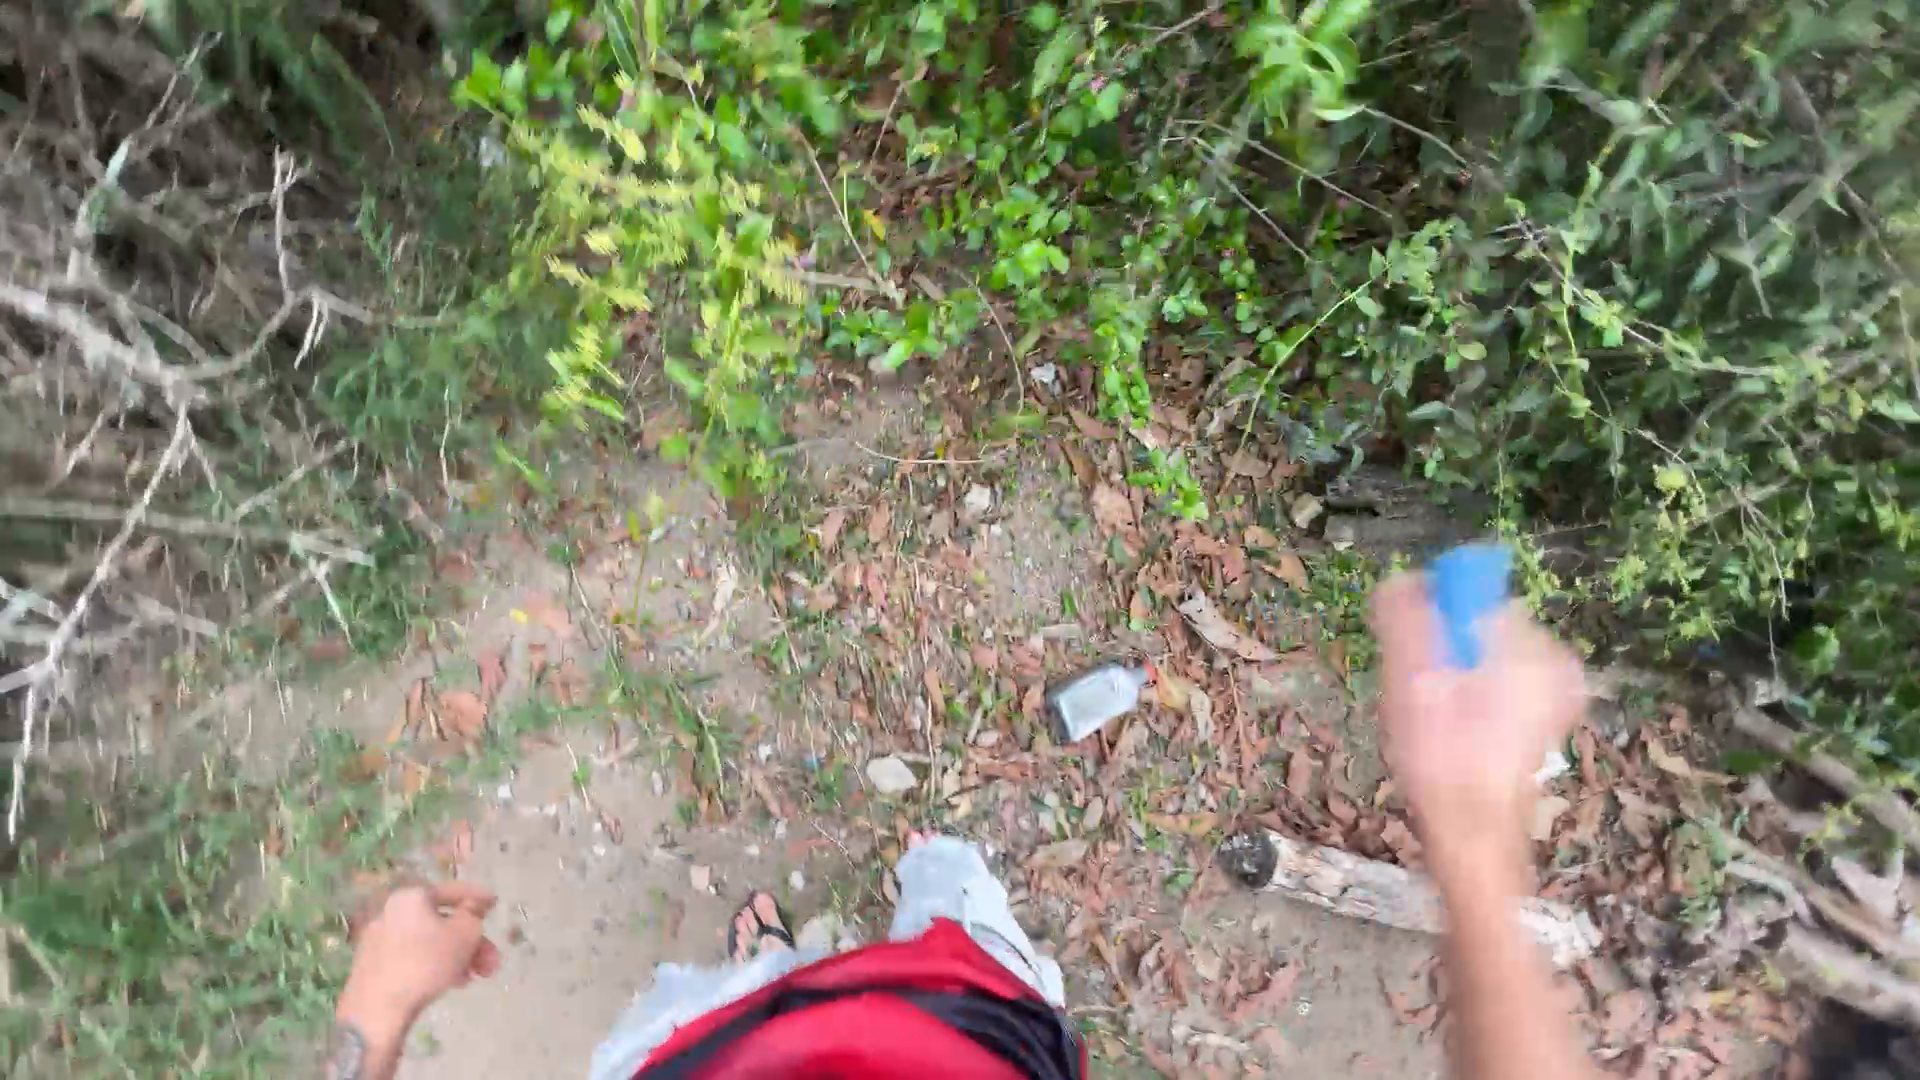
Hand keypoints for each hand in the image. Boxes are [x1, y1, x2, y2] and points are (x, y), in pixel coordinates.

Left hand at [337, 881, 500, 1040]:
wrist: (375, 1016)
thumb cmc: (426, 963)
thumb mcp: (466, 932)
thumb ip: (474, 913)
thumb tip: (470, 908)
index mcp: (410, 898)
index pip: (451, 890)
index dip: (478, 896)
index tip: (495, 904)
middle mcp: (389, 916)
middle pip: (442, 922)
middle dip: (472, 940)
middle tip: (493, 956)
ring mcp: (376, 945)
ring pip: (429, 944)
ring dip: (459, 956)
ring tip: (479, 976)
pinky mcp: (370, 972)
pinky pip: (412, 960)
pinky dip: (435, 966)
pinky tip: (454, 983)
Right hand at [1371, 574, 1585, 875]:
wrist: (1471, 830)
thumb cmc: (1440, 758)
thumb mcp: (1410, 682)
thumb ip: (1407, 621)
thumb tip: (1402, 577)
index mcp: (1530, 652)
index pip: (1472, 598)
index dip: (1431, 617)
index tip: (1413, 656)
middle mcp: (1554, 663)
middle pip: (1474, 624)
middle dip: (1438, 647)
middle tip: (1418, 692)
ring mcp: (1552, 689)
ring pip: (1477, 650)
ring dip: (1447, 670)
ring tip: (1432, 712)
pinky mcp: (1541, 710)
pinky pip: (1491, 674)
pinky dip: (1465, 688)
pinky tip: (1452, 722)